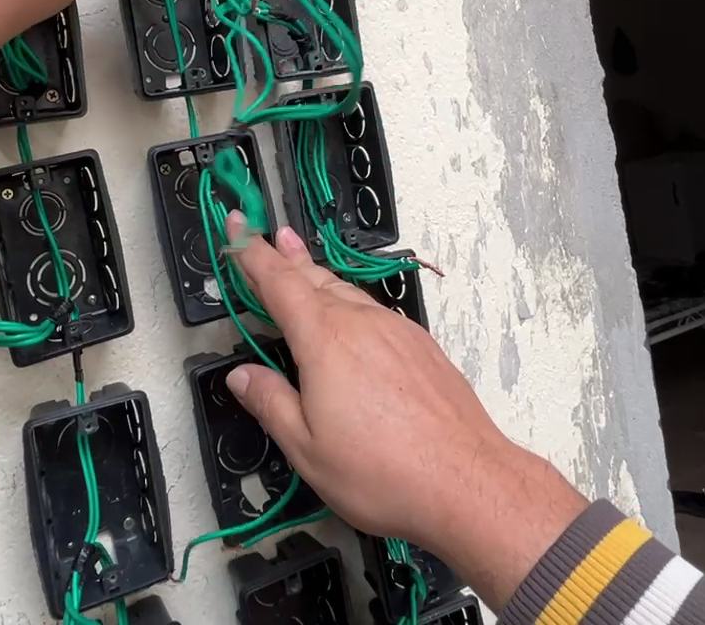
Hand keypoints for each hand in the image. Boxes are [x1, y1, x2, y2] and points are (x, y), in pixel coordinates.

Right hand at [224, 219, 588, 610]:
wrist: (468, 481)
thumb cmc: (384, 472)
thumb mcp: (307, 449)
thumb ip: (270, 404)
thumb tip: (242, 376)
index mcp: (324, 340)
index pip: (278, 282)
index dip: (251, 252)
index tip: (235, 224)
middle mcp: (360, 323)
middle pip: (314, 279)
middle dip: (286, 257)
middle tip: (270, 236)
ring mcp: (395, 330)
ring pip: (346, 292)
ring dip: (318, 276)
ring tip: (302, 264)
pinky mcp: (420, 345)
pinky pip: (374, 310)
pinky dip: (350, 301)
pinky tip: (351, 318)